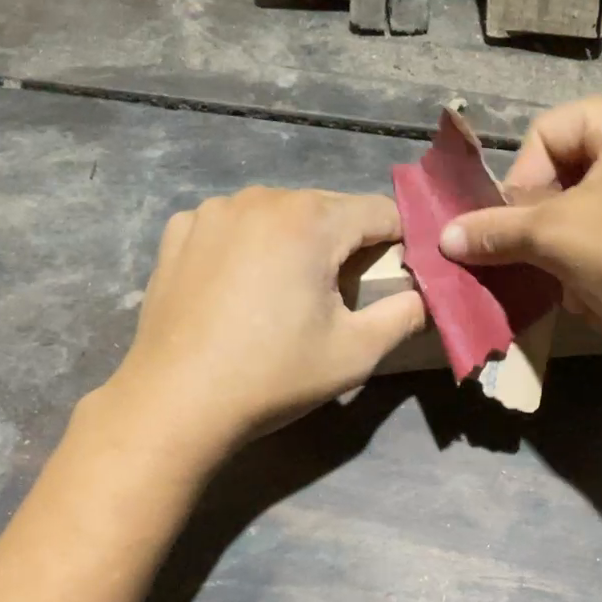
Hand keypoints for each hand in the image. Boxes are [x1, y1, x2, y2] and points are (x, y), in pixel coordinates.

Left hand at [100, 188, 426, 459]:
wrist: (176, 403)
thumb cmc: (273, 377)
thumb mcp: (356, 353)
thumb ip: (404, 315)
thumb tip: (425, 296)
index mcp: (310, 220)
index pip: (381, 211)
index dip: (401, 243)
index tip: (398, 279)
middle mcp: (260, 198)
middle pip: (328, 209)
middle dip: (346, 245)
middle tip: (342, 298)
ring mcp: (213, 211)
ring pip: (279, 215)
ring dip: (296, 244)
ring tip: (287, 295)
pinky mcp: (179, 233)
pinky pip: (232, 226)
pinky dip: (248, 247)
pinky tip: (239, 289)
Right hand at [438, 87, 601, 353]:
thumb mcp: (557, 239)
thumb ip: (497, 231)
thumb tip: (446, 237)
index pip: (549, 133)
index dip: (519, 185)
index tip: (513, 233)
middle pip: (576, 172)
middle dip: (551, 229)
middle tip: (543, 267)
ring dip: (576, 254)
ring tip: (578, 293)